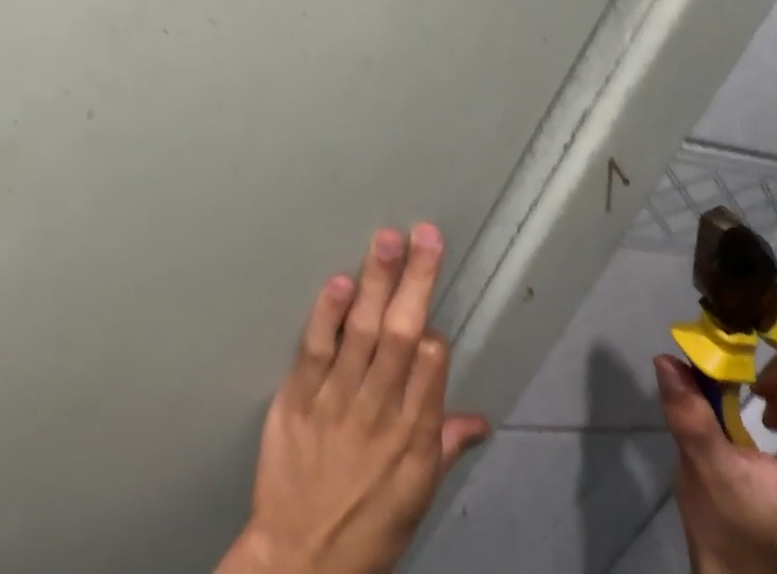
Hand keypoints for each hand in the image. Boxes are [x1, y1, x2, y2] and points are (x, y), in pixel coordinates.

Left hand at [218, 224, 490, 573]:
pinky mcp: (298, 399)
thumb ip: (444, 446)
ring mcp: (337, 401)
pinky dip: (329, 316)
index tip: (433, 284)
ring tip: (387, 240)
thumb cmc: (367, 527)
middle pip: (402, 335)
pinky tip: (341, 284)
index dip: (433, 325)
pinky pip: (316, 350)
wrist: (301, 555)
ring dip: (376, 281)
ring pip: (363, 331)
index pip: (432, 367)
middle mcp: (380, 411)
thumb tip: (478, 419)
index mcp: (413, 435)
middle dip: (416, 281)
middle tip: (425, 235)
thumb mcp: (417, 495)